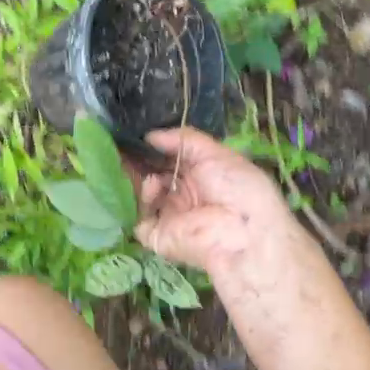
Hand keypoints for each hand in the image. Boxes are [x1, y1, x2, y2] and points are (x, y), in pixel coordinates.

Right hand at [133, 127, 299, 277]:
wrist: (243, 231)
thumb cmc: (237, 187)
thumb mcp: (216, 153)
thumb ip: (183, 140)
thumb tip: (150, 135)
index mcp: (198, 177)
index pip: (169, 160)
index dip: (154, 148)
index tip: (139, 136)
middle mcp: (181, 195)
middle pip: (151, 175)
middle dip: (140, 162)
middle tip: (126, 148)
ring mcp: (167, 215)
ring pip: (142, 193)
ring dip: (141, 177)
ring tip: (150, 171)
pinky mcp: (156, 234)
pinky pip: (139, 215)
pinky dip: (142, 198)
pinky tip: (152, 187)